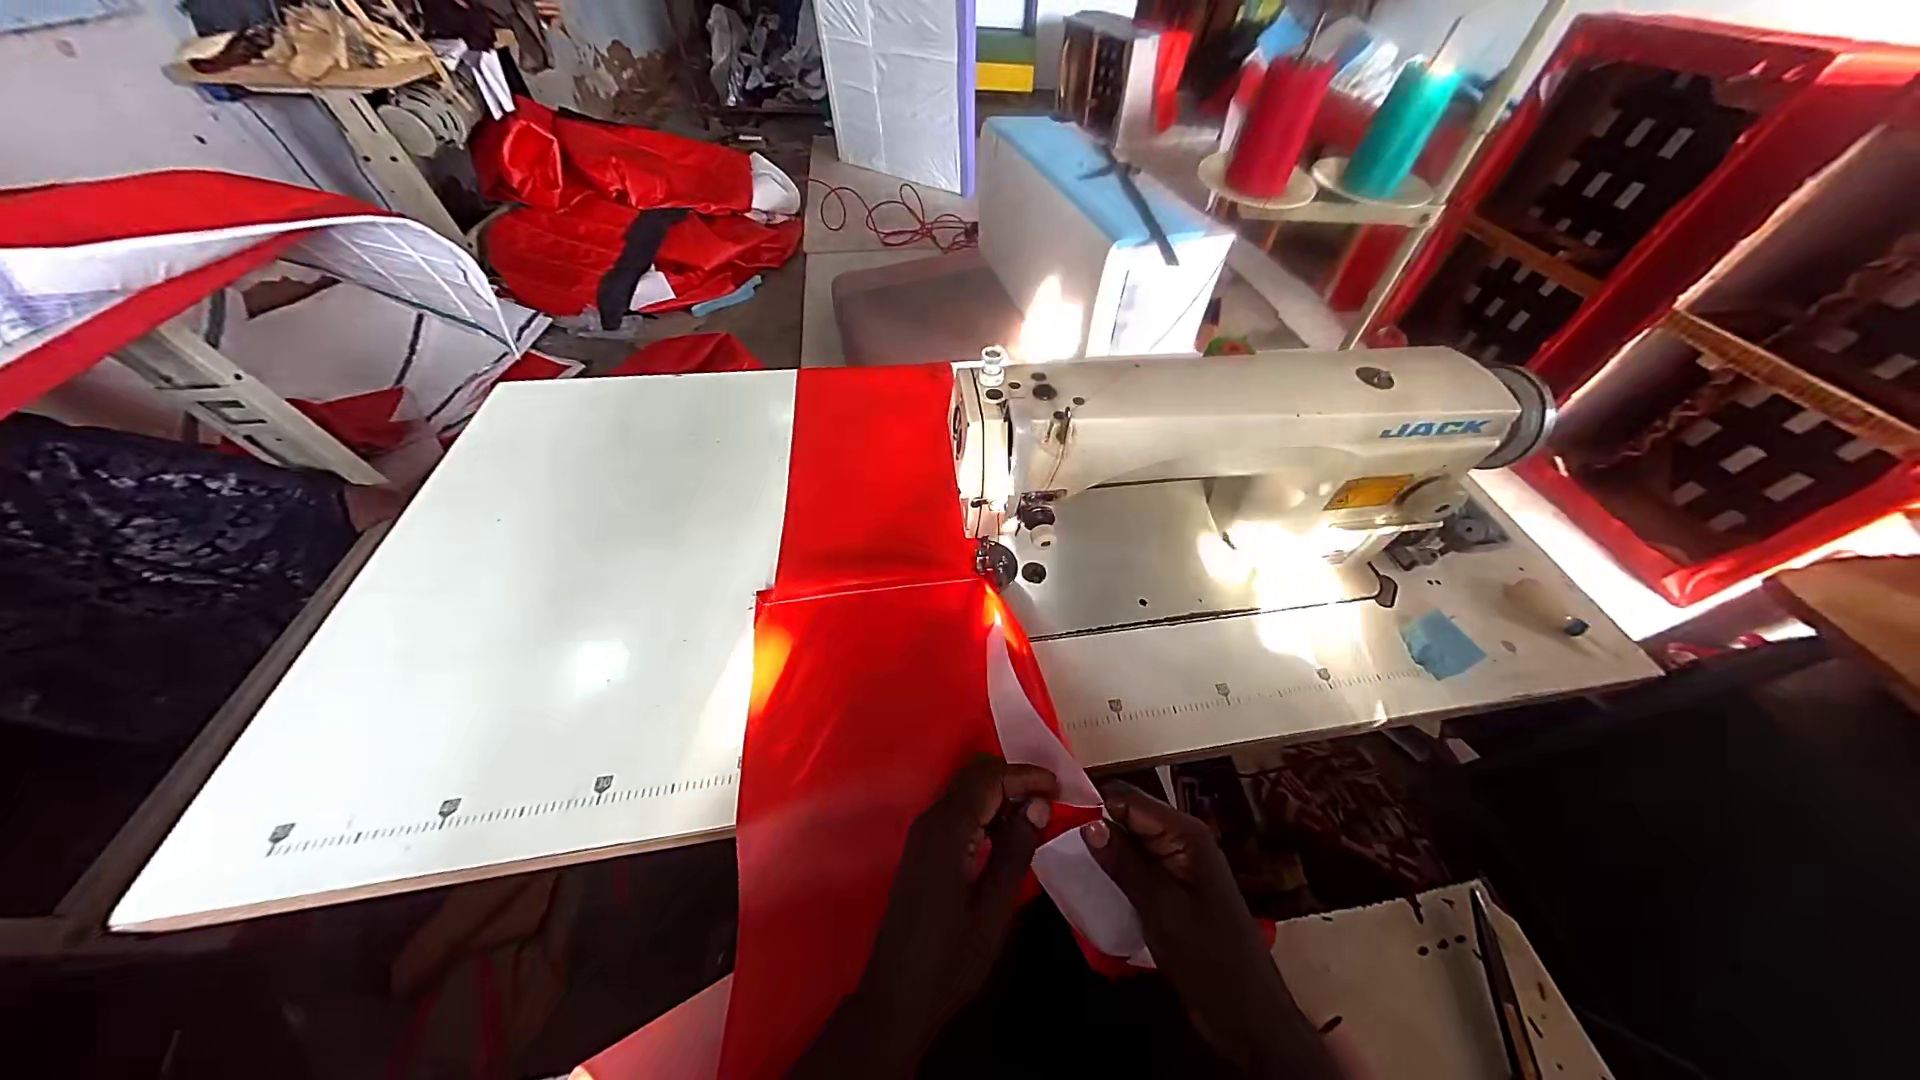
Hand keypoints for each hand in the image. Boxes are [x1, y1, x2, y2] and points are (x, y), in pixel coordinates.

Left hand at [788, 755, 1058, 1078]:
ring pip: (965, 790)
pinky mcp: (923, 847)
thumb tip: (1038, 803)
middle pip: (974, 776)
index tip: (1059, 787)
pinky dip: (985, 809)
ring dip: (1000, 792)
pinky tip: (1007, 832)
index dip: (1025, 775)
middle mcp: (931, 821)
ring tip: (1036, 812)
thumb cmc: (949, 959)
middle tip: (1050, 798)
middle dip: (1014, 777)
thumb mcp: (993, 909)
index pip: (989, 779)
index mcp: (947, 830)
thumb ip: (1015, 851)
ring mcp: (923, 833)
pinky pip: (958, 810)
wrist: (897, 994)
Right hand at [1084, 782, 1342, 1079]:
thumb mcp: (1160, 907)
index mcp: (1186, 833)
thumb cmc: (1209, 957)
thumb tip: (1088, 822)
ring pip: (1129, 839)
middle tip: (1053, 832)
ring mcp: (1177, 863)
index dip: (1094, 801)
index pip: (1130, 798)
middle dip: (1095, 821)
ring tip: (1062, 852)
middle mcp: (1182, 839)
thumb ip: (1124, 862)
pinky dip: (1113, 867)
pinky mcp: (1171, 886)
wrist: (1247, 1016)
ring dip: (1102, 846)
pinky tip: (1088, 878)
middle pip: (1128, 814)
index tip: (1056, 811)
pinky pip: (1135, 864)